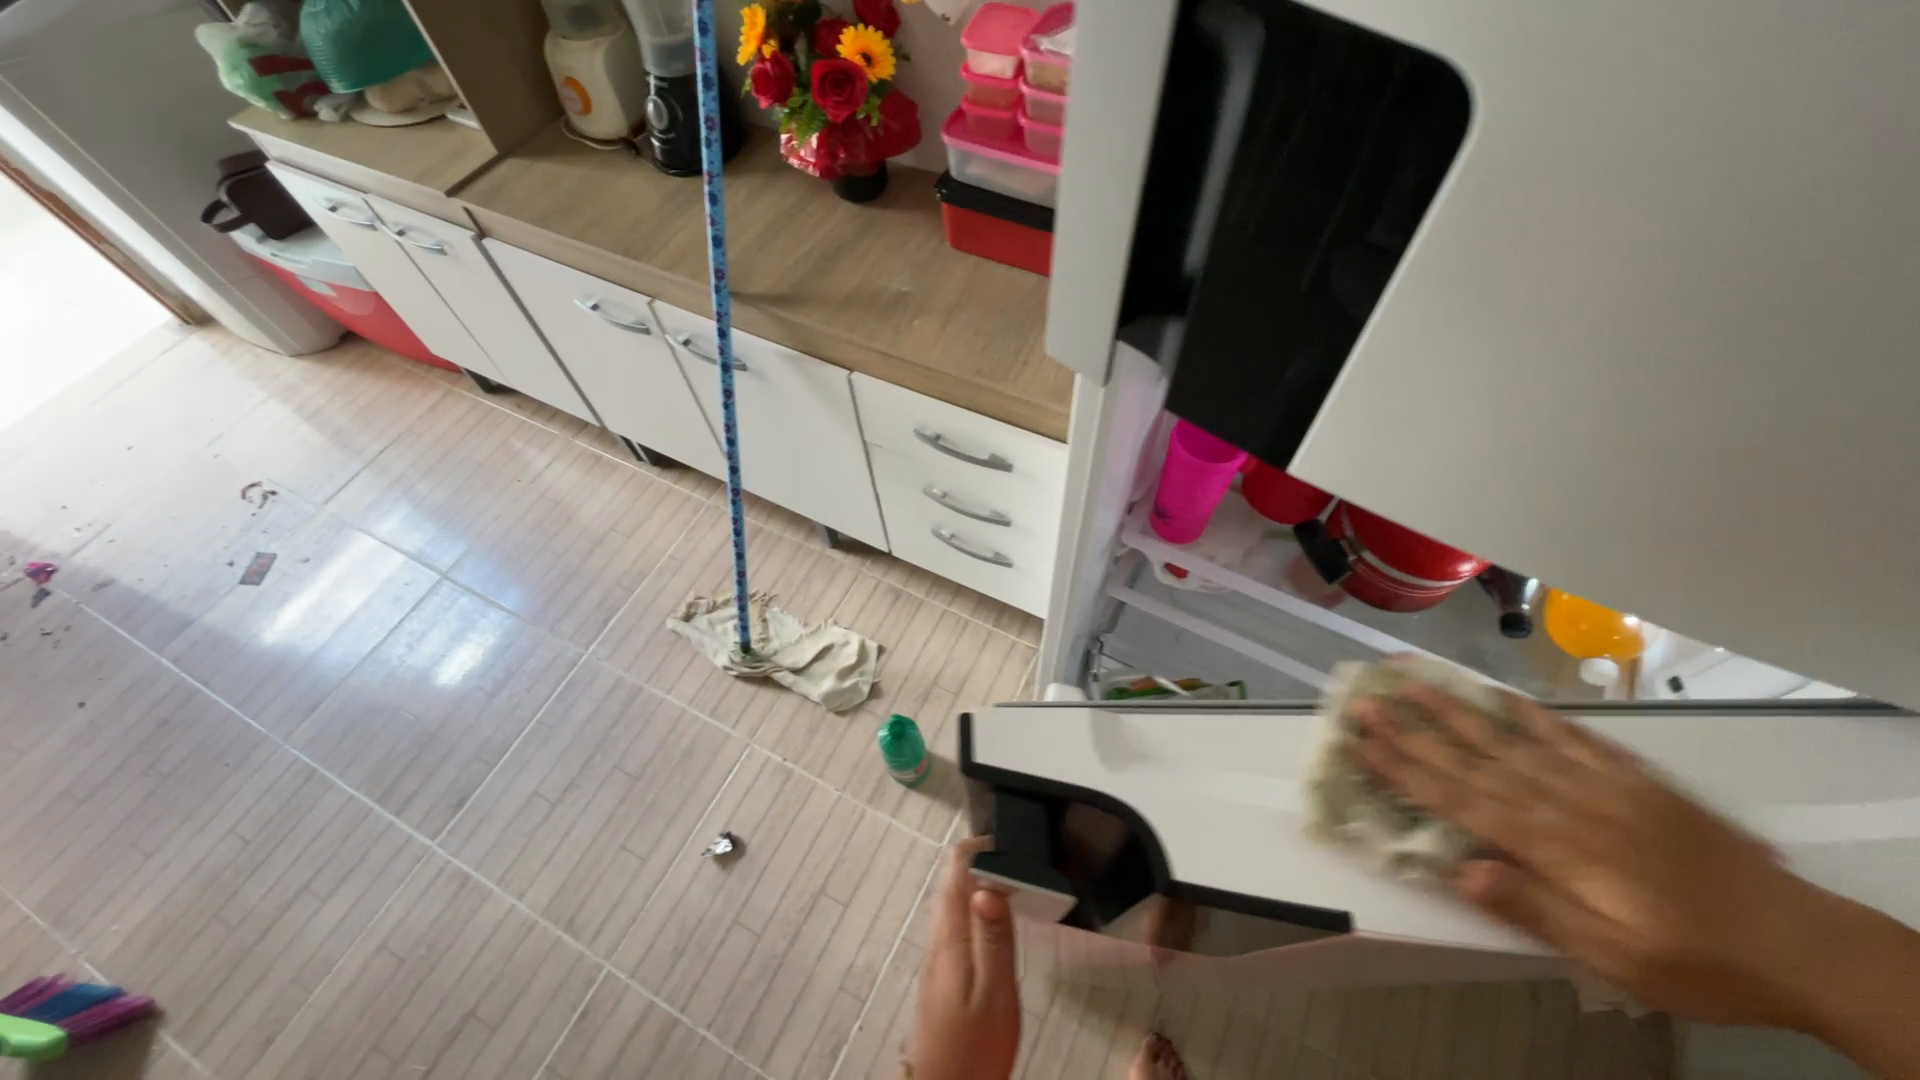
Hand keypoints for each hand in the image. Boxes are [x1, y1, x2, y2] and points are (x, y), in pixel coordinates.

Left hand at [909, 836, 1020, 1079]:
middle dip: (985, 862)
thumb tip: (988, 884)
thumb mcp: (994, 993)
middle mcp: (939, 937)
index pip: (956, 869)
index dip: (982, 847)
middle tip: (1024, 864)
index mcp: (951, 935)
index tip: (1015, 846)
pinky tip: (1001, 923)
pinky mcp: (944, 971)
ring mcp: (939, 954)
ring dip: (983, 884)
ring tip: (1019, 886)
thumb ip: (993, 938)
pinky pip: (959, 922)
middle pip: (954, 880)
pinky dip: (980, 909)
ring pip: (956, 901)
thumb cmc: (974, 1045)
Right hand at [1350, 684, 1839, 1027]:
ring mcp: (1602, 783)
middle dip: (1414, 728)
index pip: (1460, 798)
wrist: (1802, 941)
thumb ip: (1536, 907)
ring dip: (1459, 709)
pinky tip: (1504, 696)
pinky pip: (1573, 736)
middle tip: (1367, 697)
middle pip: (1476, 758)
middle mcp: (1568, 801)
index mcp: (1555, 845)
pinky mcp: (1634, 779)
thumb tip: (1461, 868)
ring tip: (1417, 679)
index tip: (1358, 741)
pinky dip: (1532, 713)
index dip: (1404, 768)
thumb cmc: (1696, 959)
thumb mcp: (1615, 957)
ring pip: (1514, 738)